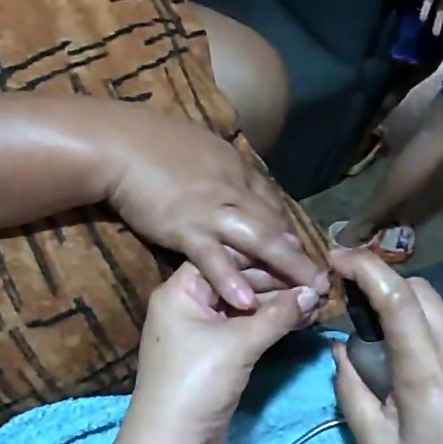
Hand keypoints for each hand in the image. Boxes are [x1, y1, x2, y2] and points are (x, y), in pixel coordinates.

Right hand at [101, 108, 327, 310]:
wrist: (118, 144)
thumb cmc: (151, 142)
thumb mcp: (198, 147)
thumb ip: (219, 168)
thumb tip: (231, 181)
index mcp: (236, 170)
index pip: (271, 204)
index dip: (288, 230)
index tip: (300, 251)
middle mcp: (233, 191)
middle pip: (276, 225)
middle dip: (301, 254)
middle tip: (324, 280)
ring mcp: (212, 211)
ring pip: (259, 241)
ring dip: (286, 267)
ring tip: (308, 293)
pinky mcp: (186, 229)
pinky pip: (214, 258)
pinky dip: (231, 279)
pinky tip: (247, 301)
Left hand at [125, 262, 320, 443]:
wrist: (171, 440)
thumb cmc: (196, 382)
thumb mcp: (238, 344)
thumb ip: (277, 315)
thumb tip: (313, 292)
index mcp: (181, 290)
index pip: (226, 257)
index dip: (265, 254)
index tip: (302, 253)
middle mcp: (189, 302)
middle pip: (238, 280)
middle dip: (278, 282)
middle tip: (317, 281)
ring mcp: (202, 328)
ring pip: (245, 304)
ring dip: (279, 303)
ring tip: (317, 301)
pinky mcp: (215, 350)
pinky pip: (245, 326)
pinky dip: (271, 323)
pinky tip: (302, 320)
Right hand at [328, 249, 442, 443]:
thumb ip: (350, 391)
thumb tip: (339, 350)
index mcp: (427, 372)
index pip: (398, 298)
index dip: (365, 267)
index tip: (336, 259)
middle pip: (419, 287)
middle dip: (380, 279)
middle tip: (349, 298)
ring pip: (434, 304)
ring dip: (400, 303)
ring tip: (375, 338)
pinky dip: (419, 327)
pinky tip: (409, 366)